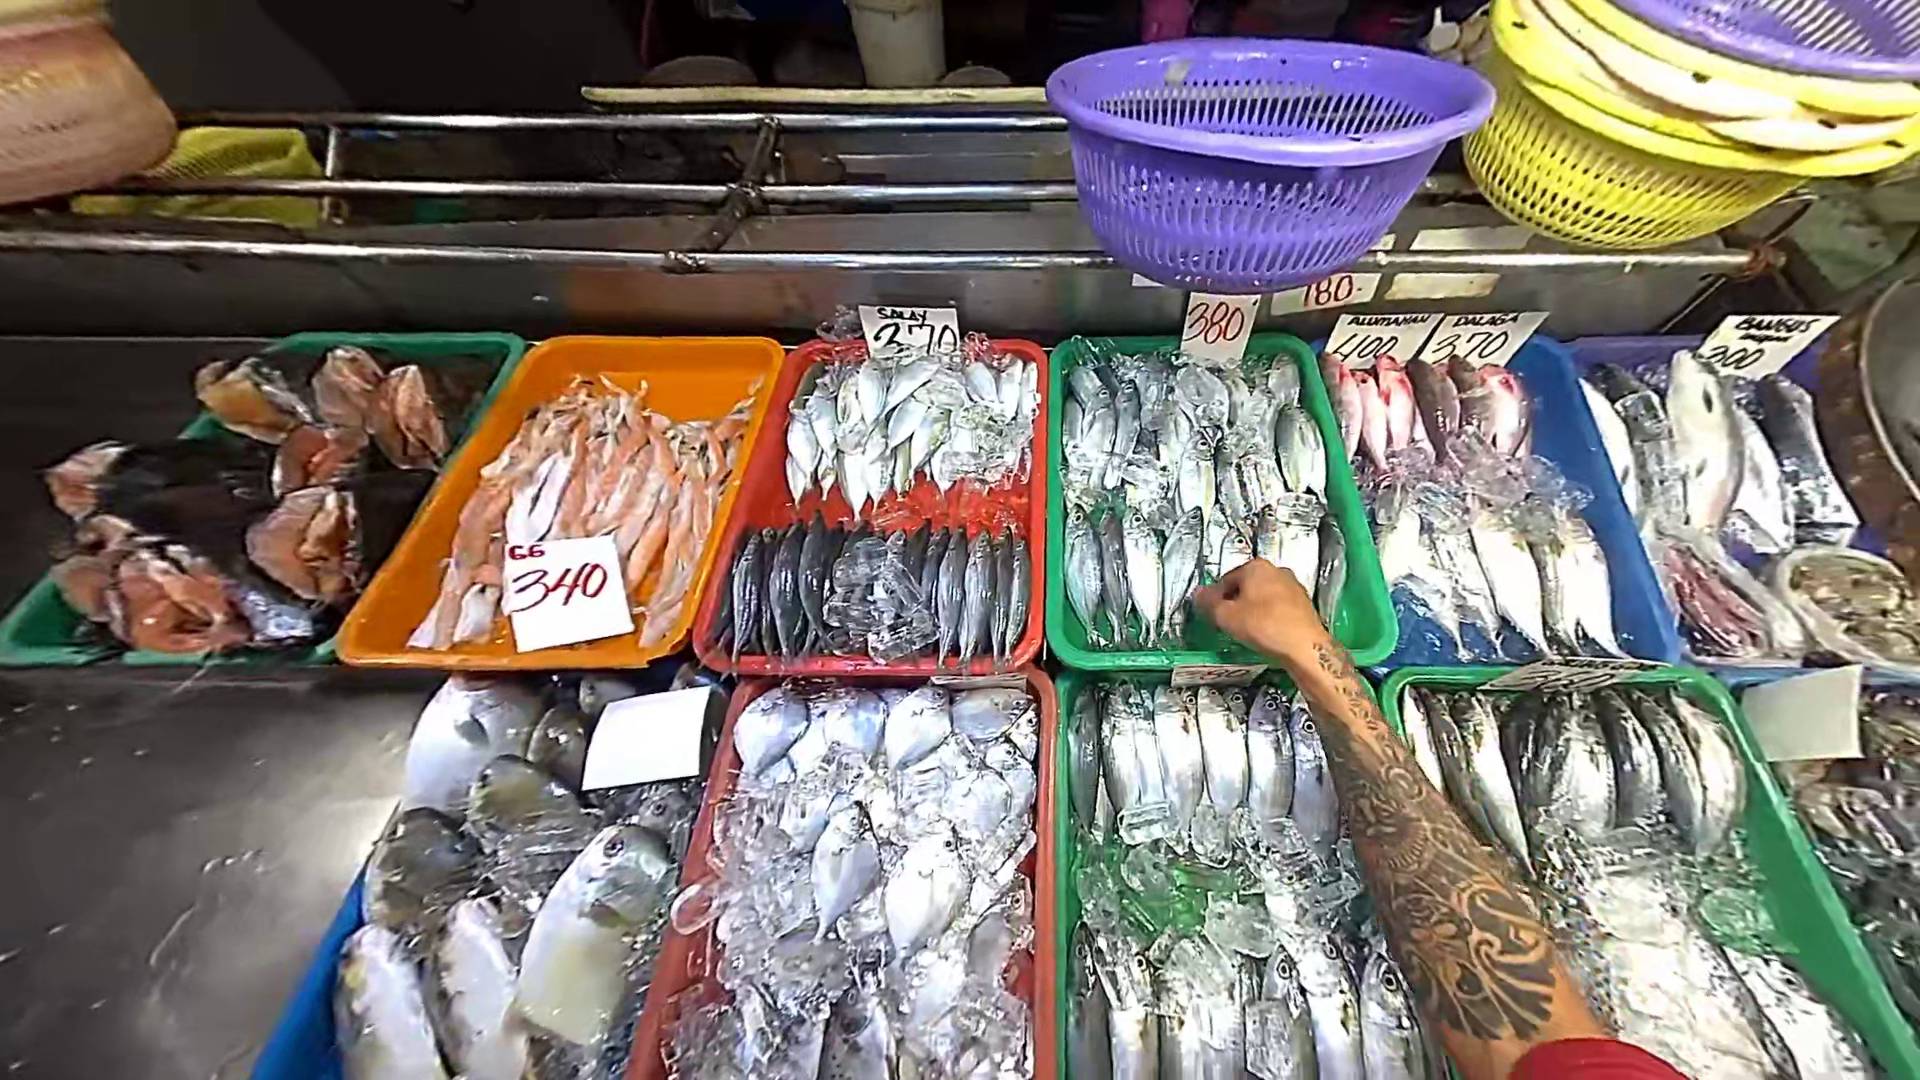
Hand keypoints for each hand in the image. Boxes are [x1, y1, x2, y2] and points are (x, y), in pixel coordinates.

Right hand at [1193, 558, 1328, 666]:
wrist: (1304, 647)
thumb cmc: (1263, 626)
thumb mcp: (1225, 616)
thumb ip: (1208, 602)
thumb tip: (1198, 594)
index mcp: (1255, 567)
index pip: (1225, 580)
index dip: (1215, 598)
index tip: (1212, 613)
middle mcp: (1276, 570)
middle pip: (1245, 585)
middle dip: (1234, 601)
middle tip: (1227, 620)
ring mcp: (1293, 585)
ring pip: (1262, 595)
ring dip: (1251, 608)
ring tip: (1245, 627)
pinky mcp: (1304, 603)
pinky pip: (1277, 605)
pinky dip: (1268, 614)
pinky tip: (1264, 630)